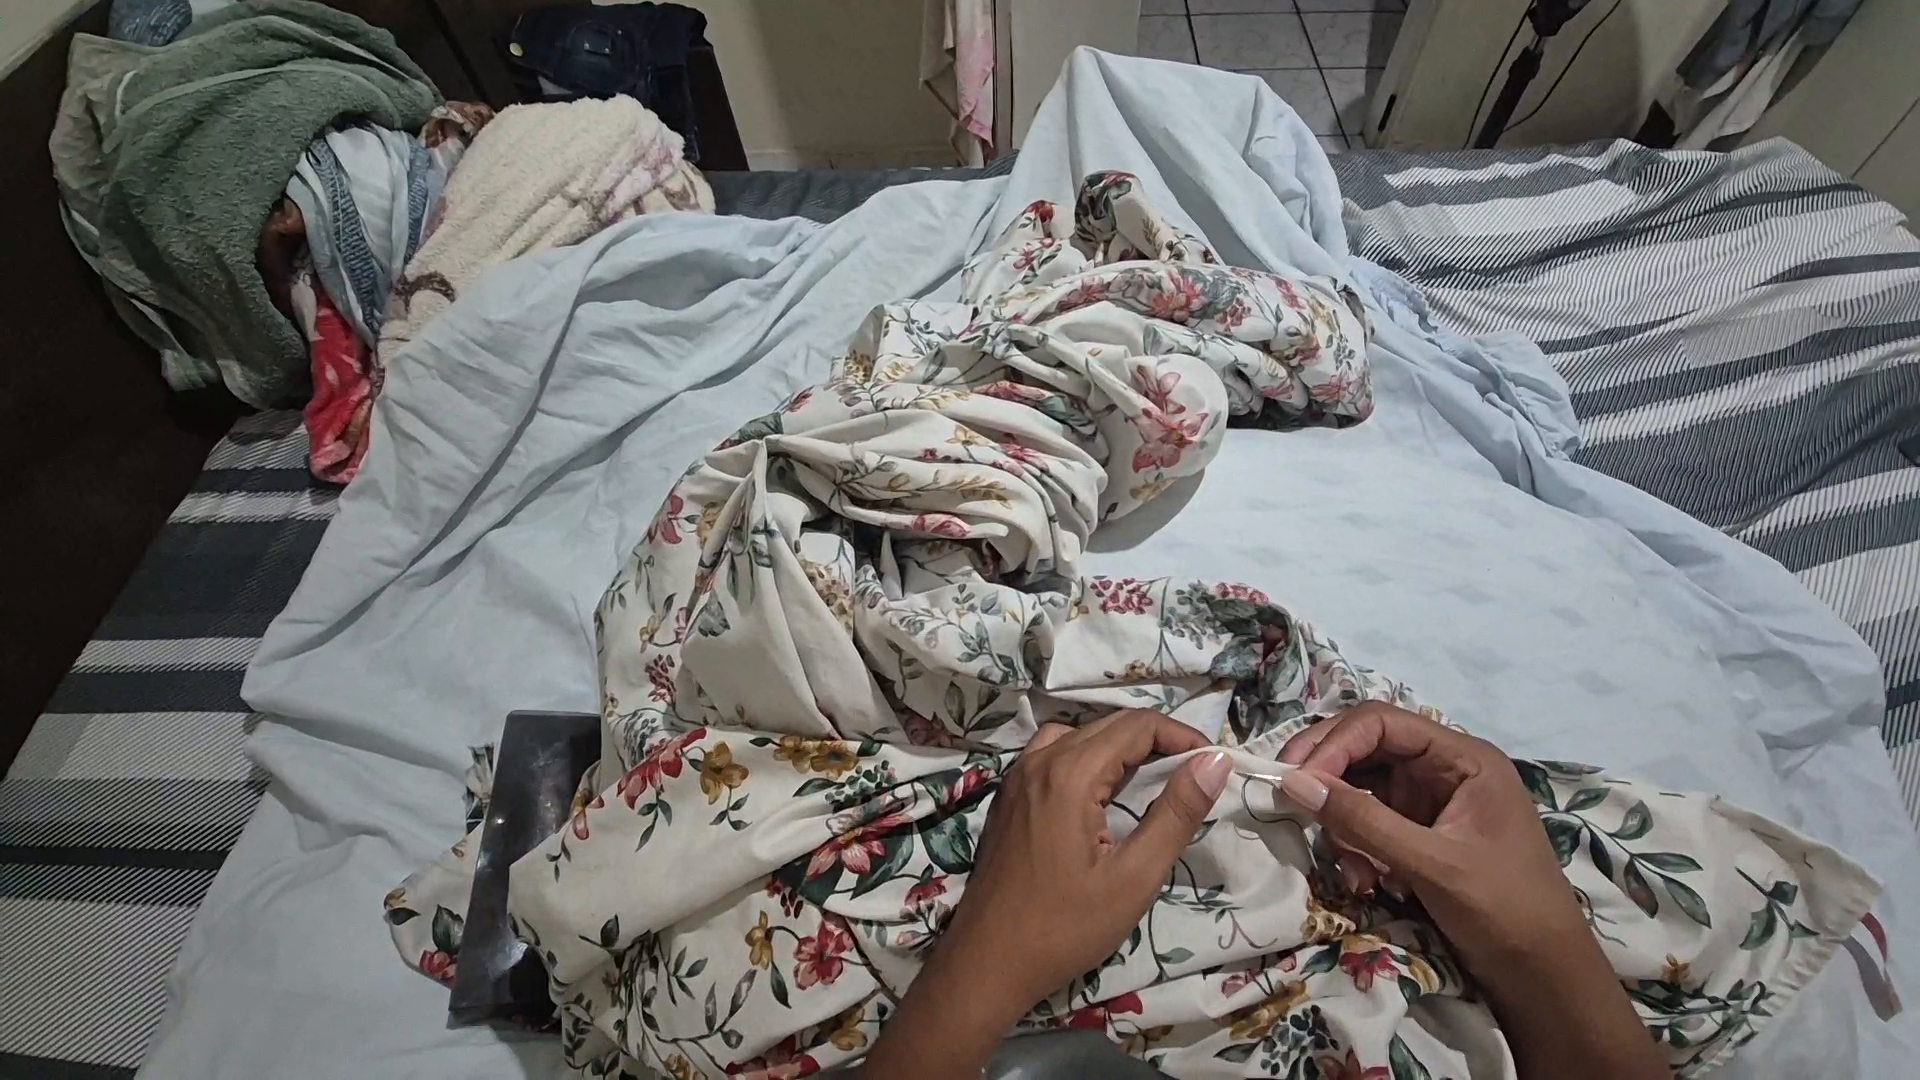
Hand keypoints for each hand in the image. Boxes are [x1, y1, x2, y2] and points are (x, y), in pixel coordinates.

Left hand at [859, 709, 1231, 1078]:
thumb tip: (1214, 762)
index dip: (1181, 735)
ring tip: (1152, 777)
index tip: (1213, 762)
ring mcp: (1018, 773)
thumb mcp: (1134, 877)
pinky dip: (1086, 754)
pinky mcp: (1009, 791)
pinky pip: (1053, 751)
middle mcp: (1040, 759)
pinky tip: (1101, 790)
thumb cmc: (1065, 926)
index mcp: (1070, 773)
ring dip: (1119, 745)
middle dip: (1156, 739)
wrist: (987, 959)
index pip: (1136, 726)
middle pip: (1108, 724)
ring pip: (1080, 733)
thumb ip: (1176, 814)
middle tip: (1193, 772)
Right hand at [1277, 703, 1664, 1079]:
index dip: (1333, 744)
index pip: (1380, 723)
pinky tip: (1363, 878)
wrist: (1545, 982)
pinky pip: (1365, 816)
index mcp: (1462, 758)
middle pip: (1363, 745)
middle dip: (1326, 773)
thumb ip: (1361, 820)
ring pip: (1358, 782)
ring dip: (1341, 820)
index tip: (1298, 779)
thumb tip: (1292, 782)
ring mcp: (1427, 796)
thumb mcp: (1432, 865)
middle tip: (1289, 796)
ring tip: (1350, 866)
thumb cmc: (1506, 913)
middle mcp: (1442, 766)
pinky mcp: (1415, 826)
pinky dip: (1353, 842)